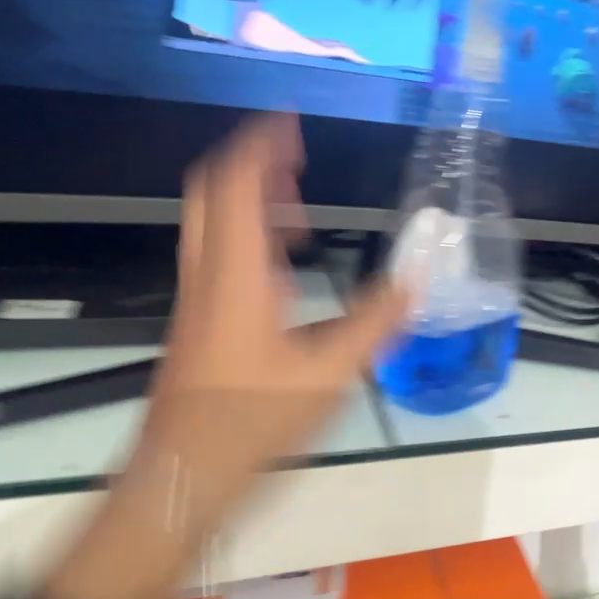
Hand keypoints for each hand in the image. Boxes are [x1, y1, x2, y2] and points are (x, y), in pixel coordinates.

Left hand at [136, 113, 405, 523]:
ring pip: (211, 225)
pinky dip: (248, 236)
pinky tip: (285, 263)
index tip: (289, 121)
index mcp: (236, 276)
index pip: (237, 187)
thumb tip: (418, 279)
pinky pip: (217, 255)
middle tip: (294, 156)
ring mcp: (196, 301)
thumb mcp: (329, 375)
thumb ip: (376, 323)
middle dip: (251, 163)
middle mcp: (208, 277)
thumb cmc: (250, 423)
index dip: (260, 145)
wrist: (179, 477)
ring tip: (297, 198)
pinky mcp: (197, 324)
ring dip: (249, 199)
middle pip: (212, 194)